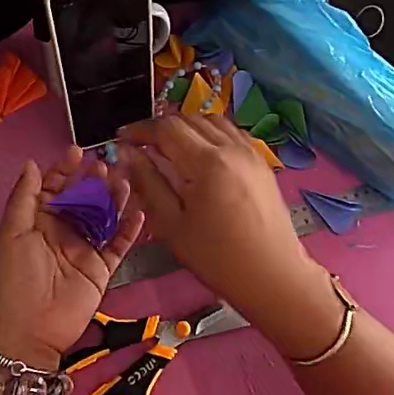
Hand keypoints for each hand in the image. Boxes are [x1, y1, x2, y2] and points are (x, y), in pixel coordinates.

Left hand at [0, 148, 143, 368]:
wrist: (28, 331)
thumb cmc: (14, 280)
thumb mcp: (12, 234)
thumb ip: (24, 198)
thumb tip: (31, 163)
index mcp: (38, 221)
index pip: (53, 188)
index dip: (64, 169)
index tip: (78, 152)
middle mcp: (63, 231)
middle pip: (82, 198)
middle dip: (93, 180)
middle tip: (105, 166)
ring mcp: (84, 249)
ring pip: (104, 217)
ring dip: (114, 199)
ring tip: (124, 182)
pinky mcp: (101, 268)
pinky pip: (119, 245)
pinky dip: (130, 230)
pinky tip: (139, 213)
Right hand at [114, 116, 336, 347]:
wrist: (272, 275)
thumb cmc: (217, 257)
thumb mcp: (172, 224)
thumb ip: (148, 182)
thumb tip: (128, 154)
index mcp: (206, 162)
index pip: (166, 128)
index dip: (140, 129)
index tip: (122, 138)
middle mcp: (231, 148)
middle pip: (189, 119)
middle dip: (161, 127)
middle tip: (142, 146)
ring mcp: (250, 152)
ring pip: (212, 121)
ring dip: (186, 126)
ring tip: (169, 147)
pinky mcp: (261, 162)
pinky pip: (231, 132)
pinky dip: (210, 132)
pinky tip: (201, 152)